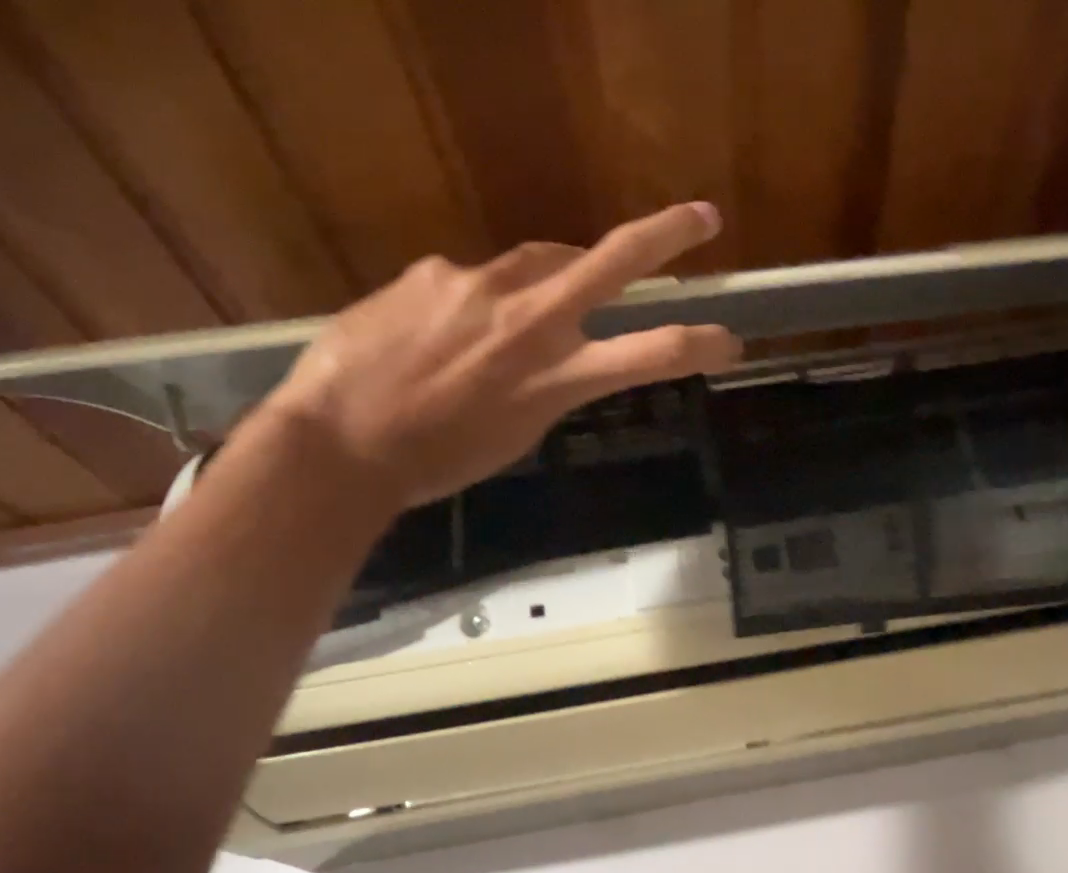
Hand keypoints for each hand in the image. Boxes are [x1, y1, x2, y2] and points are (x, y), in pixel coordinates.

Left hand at [255, 202, 739, 508]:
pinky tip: (440, 332)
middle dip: (667, 234)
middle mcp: (528, 318)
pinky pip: (470, 280)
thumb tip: (550, 353)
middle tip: (703, 216)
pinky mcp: (433, 271)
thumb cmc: (435, 461)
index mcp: (555, 376)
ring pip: (536, 263)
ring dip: (550, 276)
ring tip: (531, 305)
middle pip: (613, 259)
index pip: (650, 352)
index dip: (701, 343)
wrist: (339, 443)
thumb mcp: (515, 434)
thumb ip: (546, 385)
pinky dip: (472, 302)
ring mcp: (478, 285)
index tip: (729, 339)